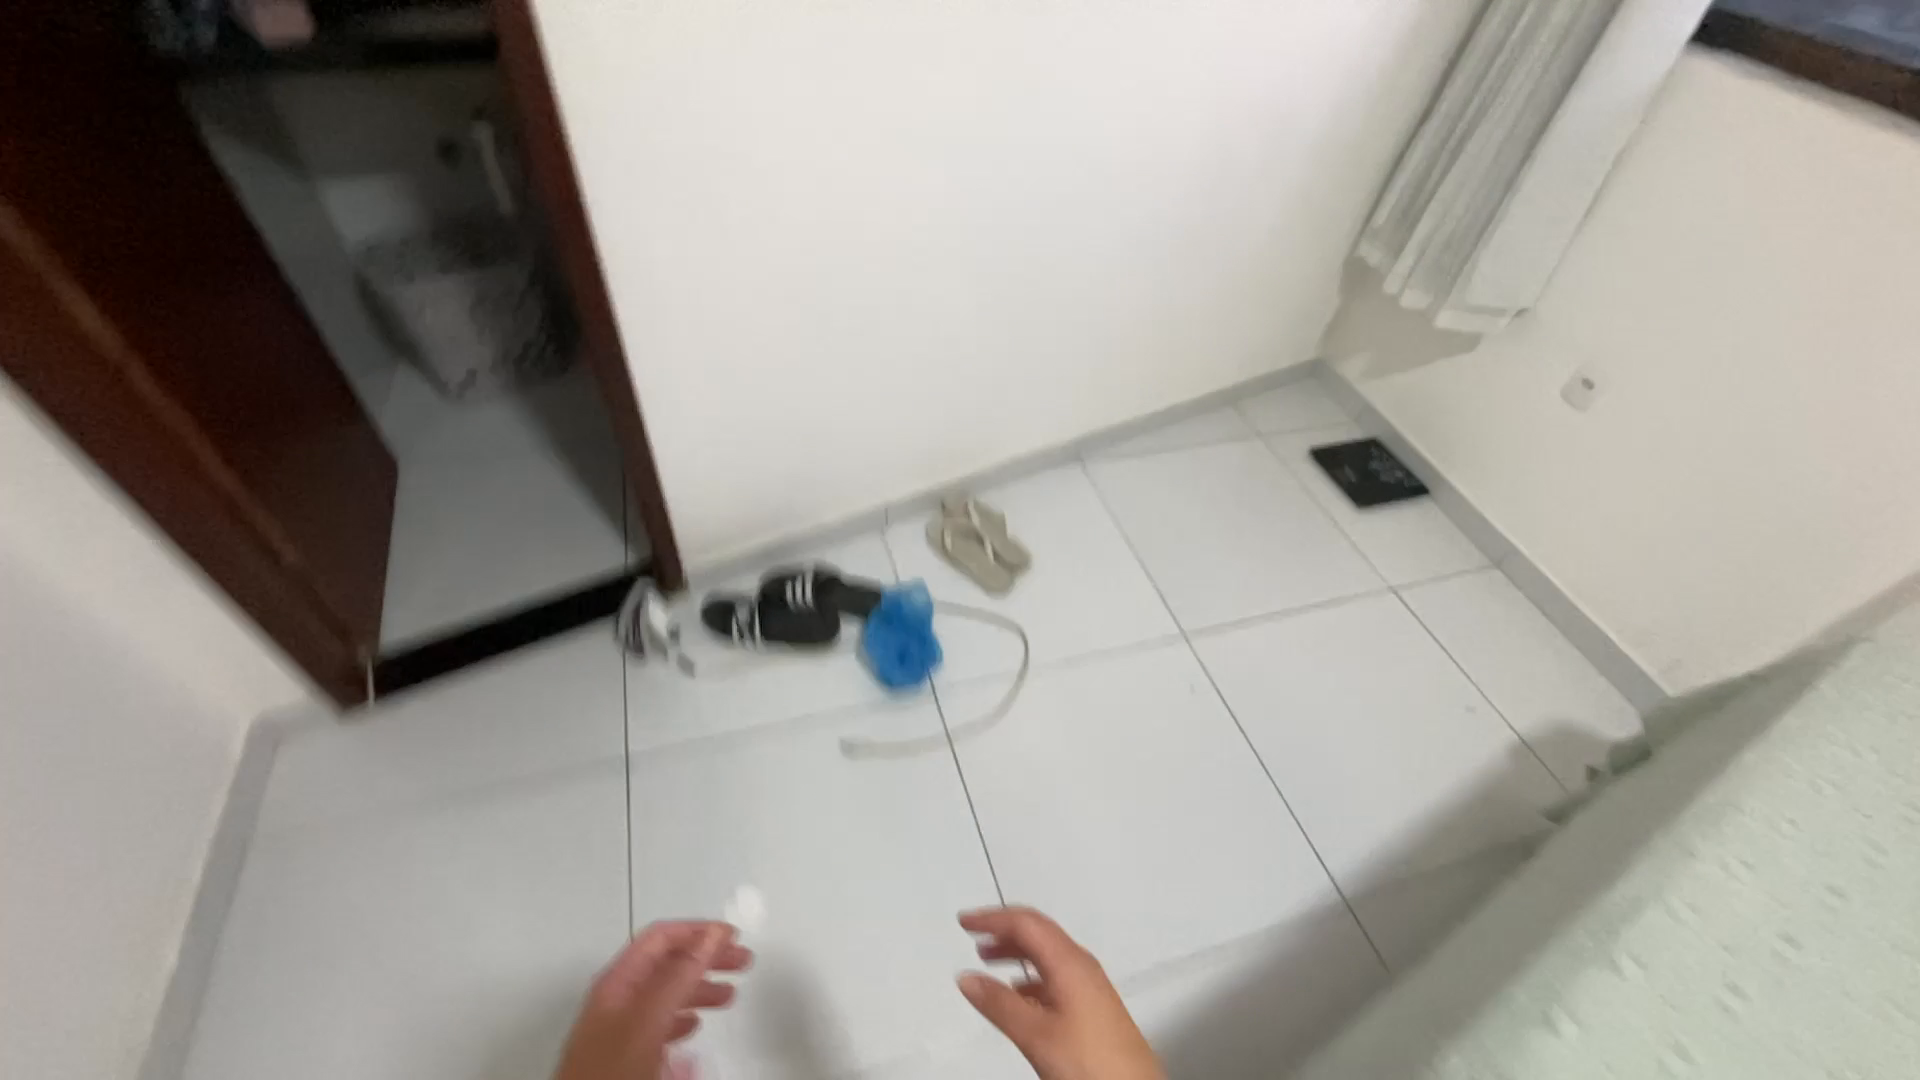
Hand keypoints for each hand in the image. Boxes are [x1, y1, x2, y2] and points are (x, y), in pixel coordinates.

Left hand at [554, 921, 752, 1079]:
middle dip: (706, 957)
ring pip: (666, 994)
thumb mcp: (650, 1018)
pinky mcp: (625, 1058)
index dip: (698, 930)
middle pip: (668, 962)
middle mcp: (618, 999)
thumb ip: (681, 973)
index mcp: (619, 982)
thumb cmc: (614, 1071)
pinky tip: (694, 1028)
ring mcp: (619, 1029)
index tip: (732, 936)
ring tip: (729, 996)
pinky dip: (683, 1018)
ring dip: (700, 988)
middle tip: (742, 961)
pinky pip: (660, 1025)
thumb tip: (713, 932)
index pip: (661, 937)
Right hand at [956, 907, 1164, 1079]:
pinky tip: (1018, 995)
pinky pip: (1055, 975)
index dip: (992, 918)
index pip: (1025, 923)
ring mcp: (1090, 985)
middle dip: (1003, 929)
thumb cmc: (1088, 1061)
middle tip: (974, 933)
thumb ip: (999, 1004)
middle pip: (1038, 932)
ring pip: (1046, 954)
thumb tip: (966, 976)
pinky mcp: (1094, 1006)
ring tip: (988, 960)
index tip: (965, 921)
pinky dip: (1030, 974)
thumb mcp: (1035, 1034)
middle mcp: (1081, 965)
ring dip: (1016, 951)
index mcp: (1069, 961)